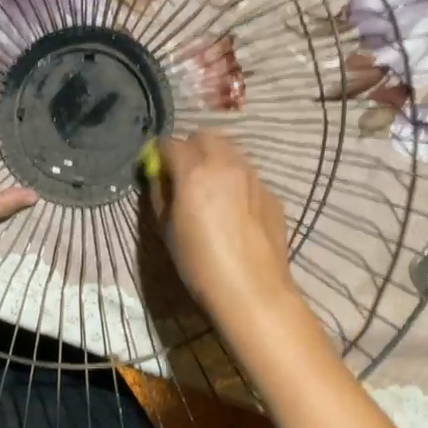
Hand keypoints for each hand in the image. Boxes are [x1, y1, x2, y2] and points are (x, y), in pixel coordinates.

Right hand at [151, 131, 297, 329]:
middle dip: (191, 148)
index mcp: (195, 172)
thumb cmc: (199, 263)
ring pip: (230, 151)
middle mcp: (226, 165)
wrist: (253, 292)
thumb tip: (158, 176)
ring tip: (209, 191)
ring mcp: (254, 177)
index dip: (159, 154)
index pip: (170, 143)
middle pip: (205, 136)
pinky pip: (248, 175)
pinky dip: (235, 181)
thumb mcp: (166, 229)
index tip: (156, 169)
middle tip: (184, 175)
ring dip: (215, 161)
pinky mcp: (271, 194)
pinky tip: (233, 211)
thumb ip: (159, 194)